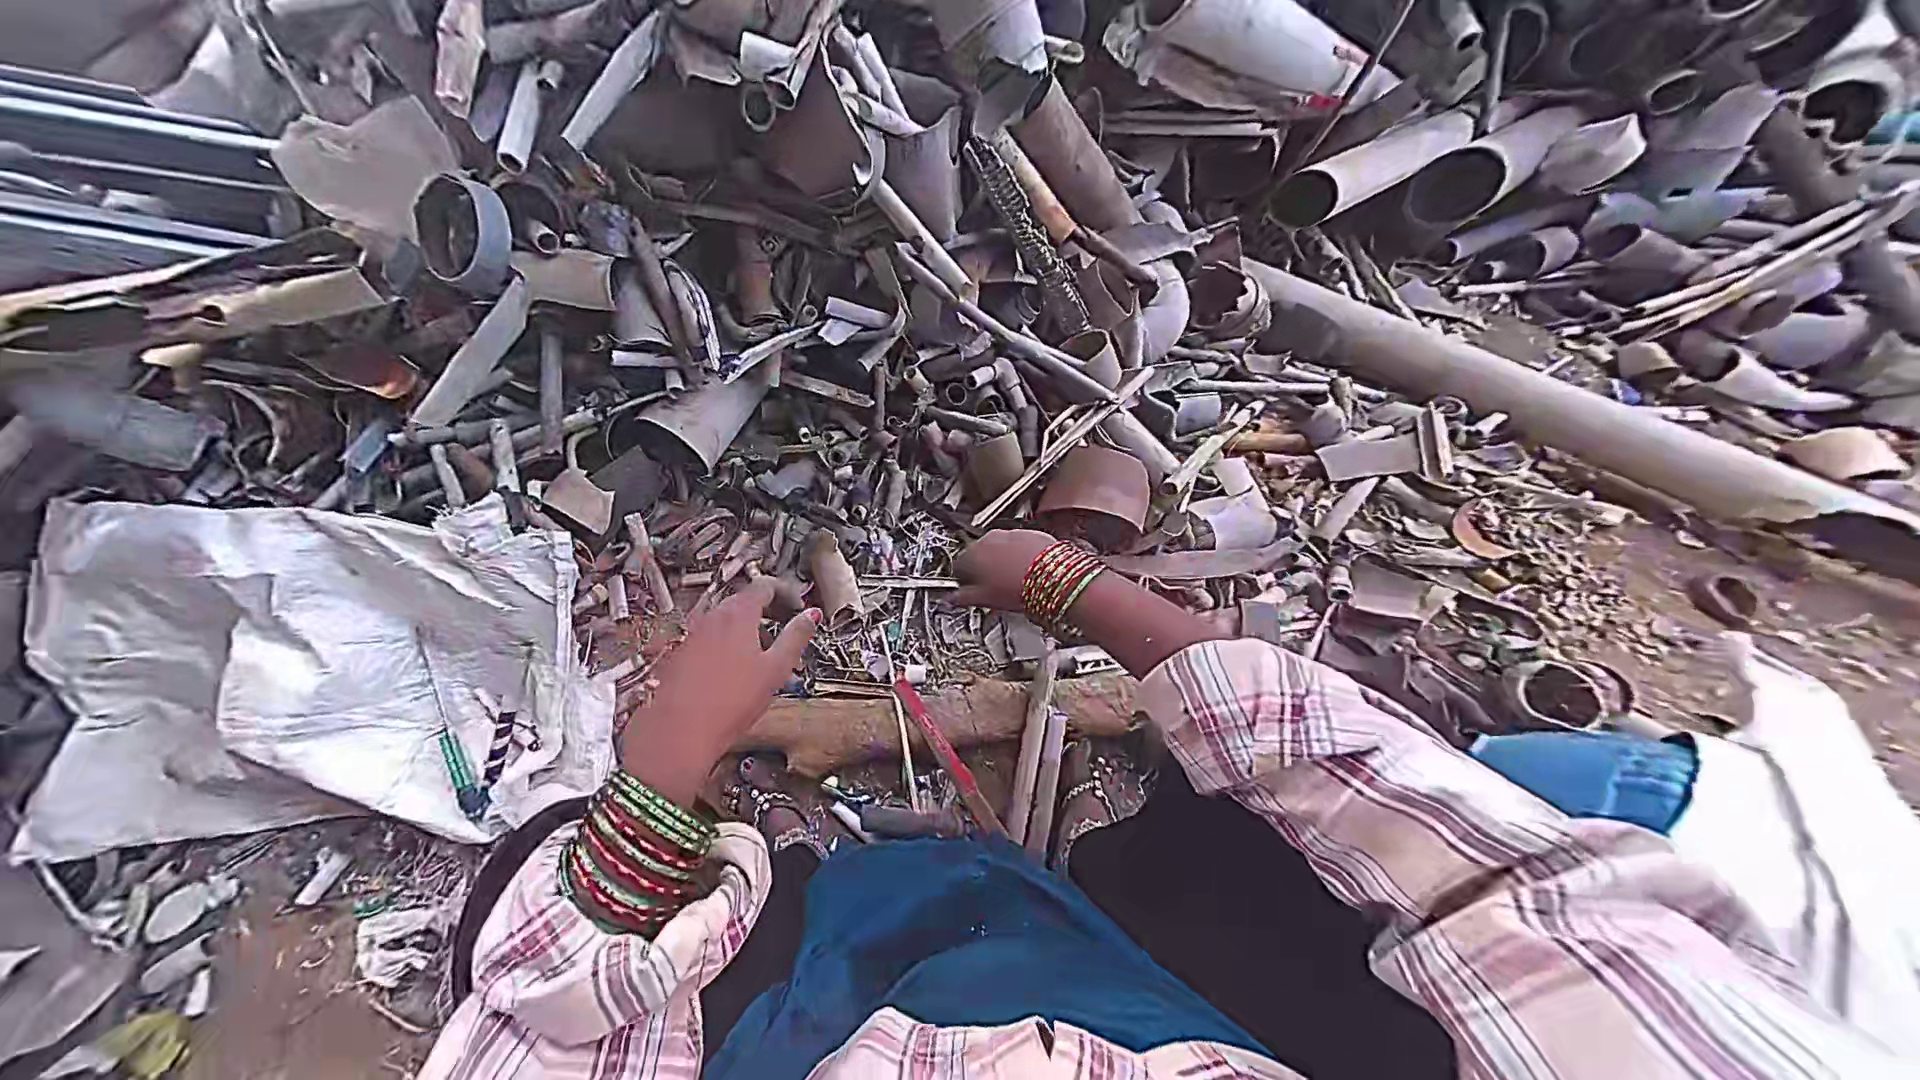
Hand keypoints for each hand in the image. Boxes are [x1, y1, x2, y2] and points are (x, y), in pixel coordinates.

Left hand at [619, 578, 819, 804]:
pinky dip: (726, 645)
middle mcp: (710, 617)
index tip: (798, 608)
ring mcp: (690, 634)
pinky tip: (735, 673)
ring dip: (747, 630)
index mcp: (737, 614)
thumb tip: (811, 615)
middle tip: (785, 631)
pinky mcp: (677, 654)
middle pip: (744, 601)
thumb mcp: (776, 668)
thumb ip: (796, 636)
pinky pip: (708, 639)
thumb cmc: (727, 704)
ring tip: (762, 658)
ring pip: (726, 621)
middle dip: (768, 612)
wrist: (678, 734)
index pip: (766, 586)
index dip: (787, 594)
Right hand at [950, 528, 1056, 612]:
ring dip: (1001, 561)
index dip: (964, 581)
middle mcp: (987, 539)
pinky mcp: (1028, 533)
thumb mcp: (985, 599)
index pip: (956, 567)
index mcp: (971, 555)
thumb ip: (963, 597)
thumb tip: (951, 598)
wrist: (1054, 577)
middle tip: (993, 587)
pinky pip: (1017, 544)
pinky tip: (1026, 570)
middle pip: (977, 555)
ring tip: (1012, 580)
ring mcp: (1008, 534)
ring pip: (998, 548)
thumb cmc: (1019, 587)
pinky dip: (1018, 554)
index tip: (971, 590)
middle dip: (983, 569)